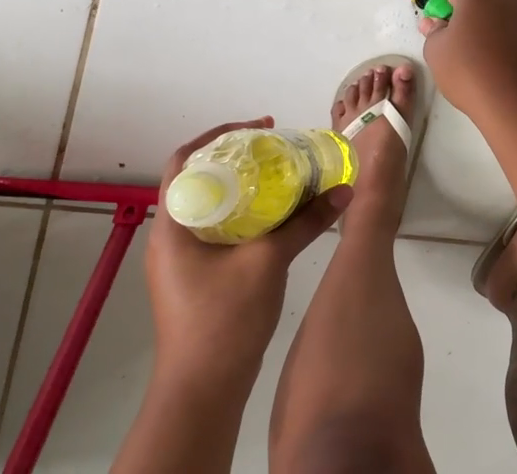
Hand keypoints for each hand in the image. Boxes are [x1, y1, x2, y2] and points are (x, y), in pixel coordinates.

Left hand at [144, 118, 349, 386]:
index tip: (261, 127)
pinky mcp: (199, 277)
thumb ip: (306, 223)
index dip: (219, 136)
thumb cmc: (224, 319)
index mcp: (174, 226)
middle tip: (281, 148)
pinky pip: (222, 229)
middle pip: (201, 180)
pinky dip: (250, 214)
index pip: (184, 162)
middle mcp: (172, 237)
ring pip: (214, 206)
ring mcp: (184, 260)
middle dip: (240, 159)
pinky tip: (281, 216)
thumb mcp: (269, 262)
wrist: (203, 388)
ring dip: (247, 187)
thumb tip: (345, 191)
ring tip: (286, 176)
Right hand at [420, 0, 516, 122]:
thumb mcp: (437, 53)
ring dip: (494, 30)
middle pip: (484, 2)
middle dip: (471, 14)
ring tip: (485, 59)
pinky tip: (506, 67)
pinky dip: (512, 45)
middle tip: (459, 37)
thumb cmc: (468, 72)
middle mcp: (507, 1)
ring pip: (505, 19)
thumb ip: (434, 32)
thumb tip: (434, 22)